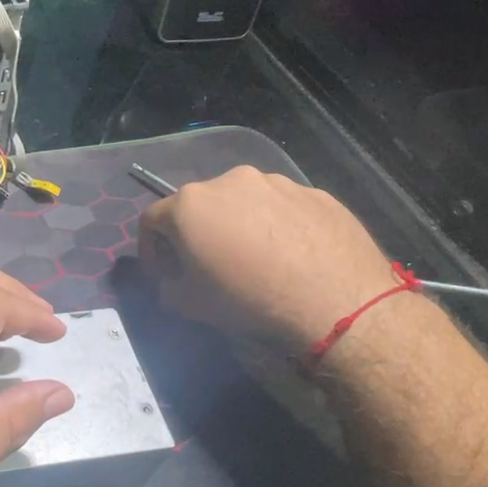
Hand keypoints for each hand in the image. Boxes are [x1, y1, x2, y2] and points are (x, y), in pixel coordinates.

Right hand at [138, 166, 398, 350]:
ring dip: (239, 226)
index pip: (151, 219)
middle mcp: (230, 181)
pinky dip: (277, 227)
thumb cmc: (249, 299)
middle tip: (208, 265)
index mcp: (190, 203)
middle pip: (200, 205)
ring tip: (256, 260)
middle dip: (197, 233)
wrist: (335, 301)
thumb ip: (169, 287)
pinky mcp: (315, 193)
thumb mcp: (190, 305)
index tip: (163, 273)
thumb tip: (174, 281)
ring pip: (244, 202)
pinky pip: (283, 208)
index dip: (151, 248)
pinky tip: (290, 257)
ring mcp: (277, 183)